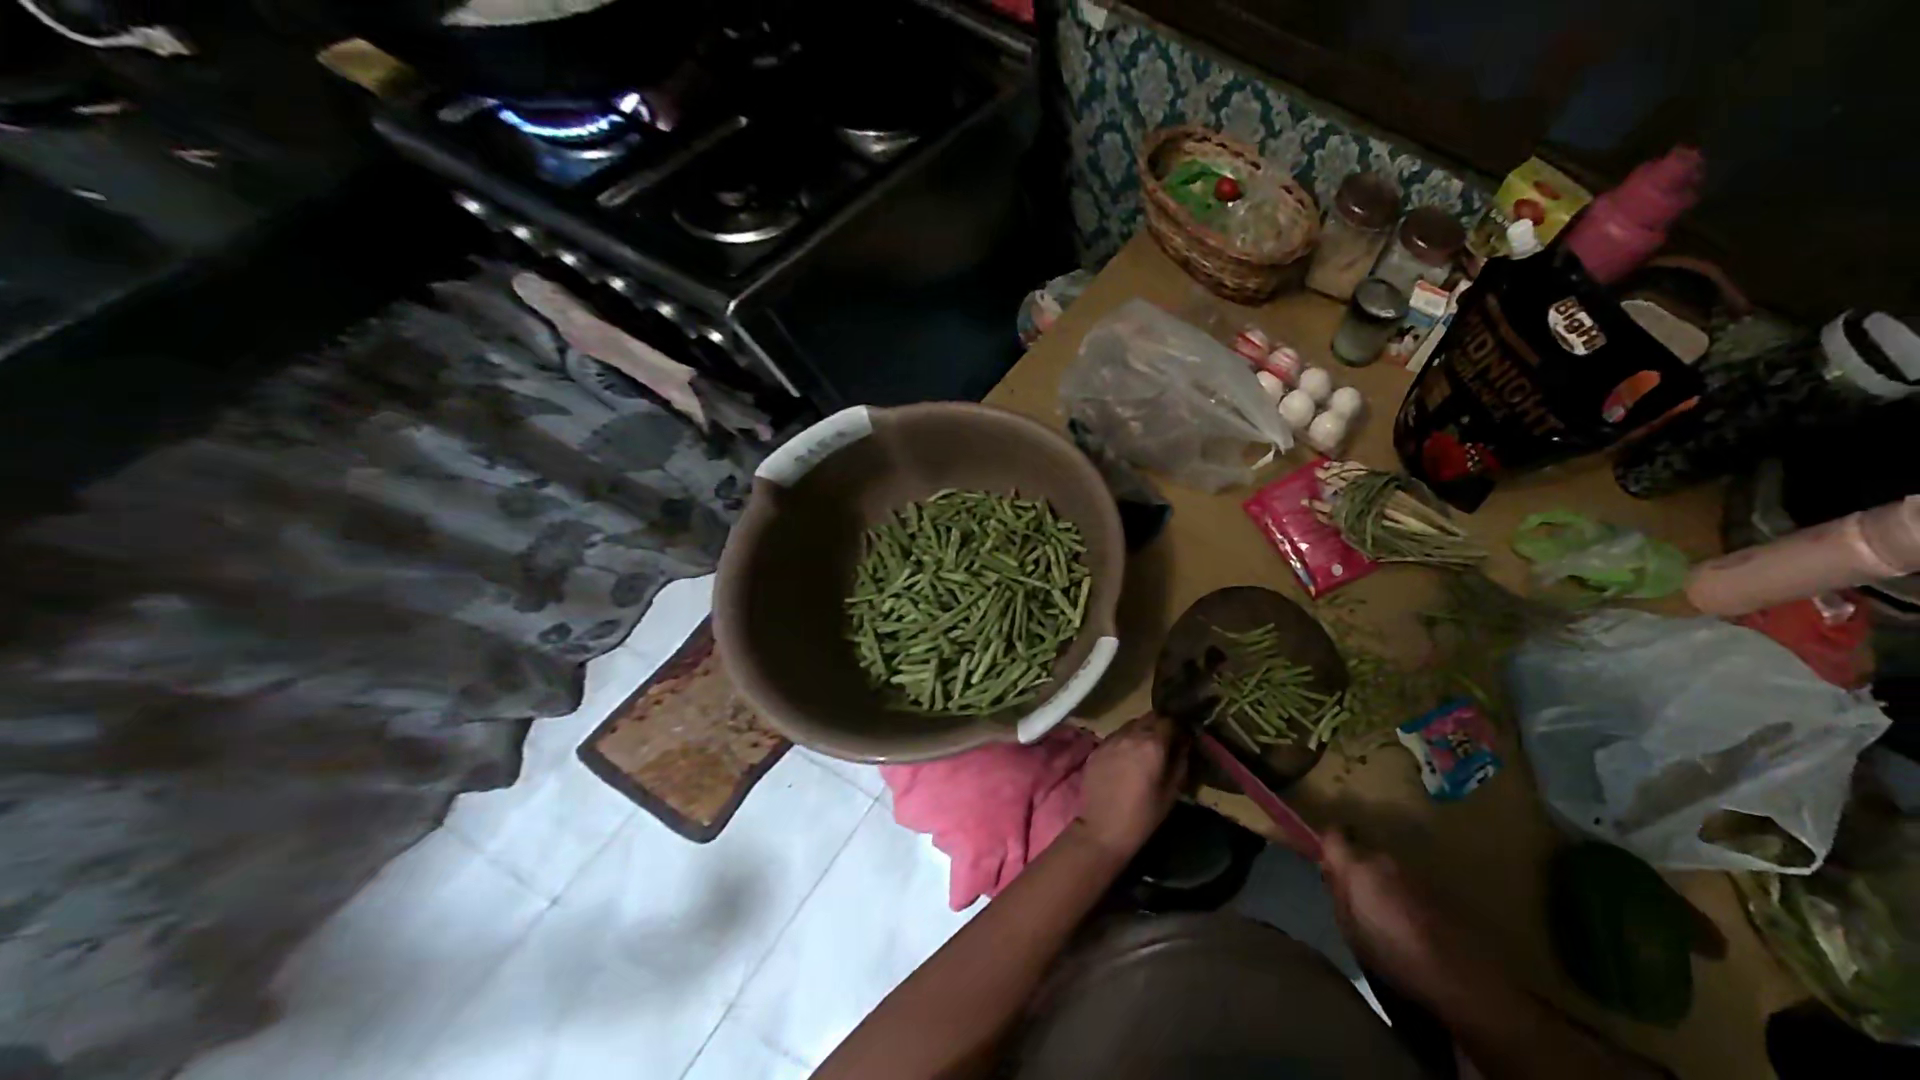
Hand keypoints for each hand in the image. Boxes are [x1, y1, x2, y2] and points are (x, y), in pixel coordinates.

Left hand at [1074, 712, 1186, 860]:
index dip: (1177, 727)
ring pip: (1130, 725)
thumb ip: (1181, 762)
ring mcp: (1110, 740)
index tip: (1181, 736)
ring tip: (1144, 749)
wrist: (1104, 829)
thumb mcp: (1172, 792)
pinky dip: (1124, 740)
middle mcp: (1130, 735)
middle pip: (1148, 718)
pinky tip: (1125, 758)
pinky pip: (1115, 736)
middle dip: (1159, 725)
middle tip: (1164, 741)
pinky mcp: (1096, 749)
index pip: (1169, 720)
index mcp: (1152, 744)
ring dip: (1140, 731)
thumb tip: (1185, 743)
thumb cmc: (1144, 815)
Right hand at [1319, 830, 1460, 999]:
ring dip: (1385, 884)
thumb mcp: (1351, 933)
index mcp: (1359, 868)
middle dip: (1358, 870)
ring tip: (1389, 918)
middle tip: (1358, 901)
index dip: (1328, 845)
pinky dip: (1407, 897)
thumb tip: (1329, 870)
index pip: (1334, 834)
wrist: (1466, 979)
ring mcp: (1418, 873)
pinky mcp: (1442, 889)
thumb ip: (1338, 894)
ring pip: (1389, 870)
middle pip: (1364, 854)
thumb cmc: (1396, 958)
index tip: (1327, 863)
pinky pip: (1412, 884)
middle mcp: (1387, 861)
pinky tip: (1414, 926)